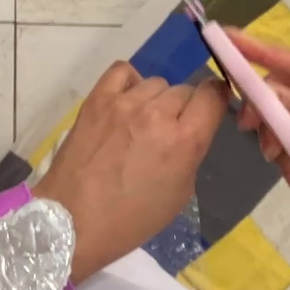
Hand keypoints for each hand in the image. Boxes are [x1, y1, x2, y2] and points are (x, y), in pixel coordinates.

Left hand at [33, 62, 227, 282]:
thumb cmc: (132, 218)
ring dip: (155, 99)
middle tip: (167, 131)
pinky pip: (121, 71)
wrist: (75, 218)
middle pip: (184, 90)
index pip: (213, 95)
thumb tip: (188, 128)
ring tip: (141, 123)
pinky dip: (129, 82)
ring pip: (155, 82)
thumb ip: (189, 151)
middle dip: (182, 108)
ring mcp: (124, 102)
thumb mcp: (180, 192)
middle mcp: (157, 113)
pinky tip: (124, 103)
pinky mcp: (96, 98)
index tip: (207, 111)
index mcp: (185, 140)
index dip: (215, 100)